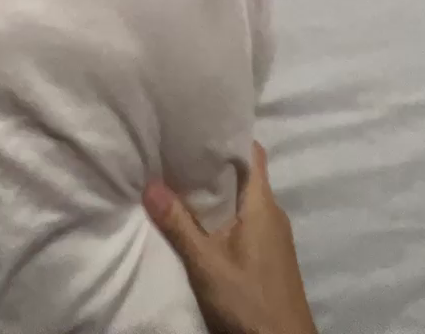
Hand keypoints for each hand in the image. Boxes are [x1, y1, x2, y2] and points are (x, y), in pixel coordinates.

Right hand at [144, 143, 317, 333]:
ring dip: (219, 190)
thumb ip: (179, 225)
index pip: (252, 151)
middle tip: (179, 150)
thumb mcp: (207, 264)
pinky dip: (226, 212)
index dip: (229, 134)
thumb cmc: (250, 299)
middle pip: (246, 173)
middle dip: (215, 162)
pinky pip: (248, 218)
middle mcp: (273, 211)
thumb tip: (149, 184)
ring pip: (245, 198)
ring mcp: (275, 234)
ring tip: (183, 179)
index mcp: (263, 203)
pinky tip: (202, 219)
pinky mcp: (271, 254)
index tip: (199, 124)